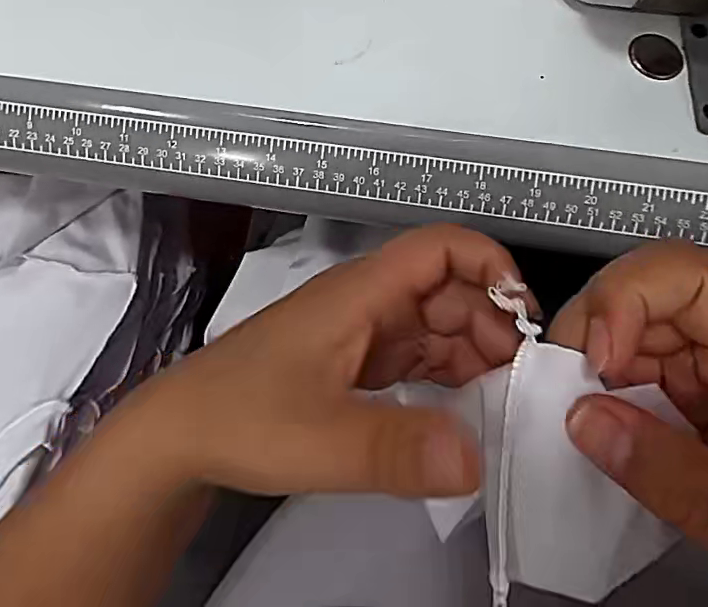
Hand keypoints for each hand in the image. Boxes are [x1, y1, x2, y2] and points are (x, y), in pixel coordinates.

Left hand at [110, 224, 531, 499]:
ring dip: (473, 353)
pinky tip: (462, 409)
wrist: (184, 432)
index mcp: (362, 292)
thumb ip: (398, 449)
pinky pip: (419, 356)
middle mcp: (368, 302)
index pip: (440, 248)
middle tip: (517, 382)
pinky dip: (448, 375)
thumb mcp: (322, 437)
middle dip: (492, 323)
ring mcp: (364, 330)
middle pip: (450, 288)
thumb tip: (475, 458)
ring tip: (498, 401)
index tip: (523, 317)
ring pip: (438, 323)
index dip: (490, 266)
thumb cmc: (240, 414)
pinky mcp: (358, 360)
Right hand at [549, 241, 707, 606]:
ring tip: (572, 423)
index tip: (596, 360)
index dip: (629, 296)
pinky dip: (601, 405)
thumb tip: (582, 419)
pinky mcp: (701, 419)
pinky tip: (594, 438)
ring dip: (590, 371)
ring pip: (630, 340)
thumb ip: (693, 489)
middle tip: (561, 396)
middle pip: (647, 299)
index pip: (692, 277)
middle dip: (592, 332)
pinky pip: (634, 388)